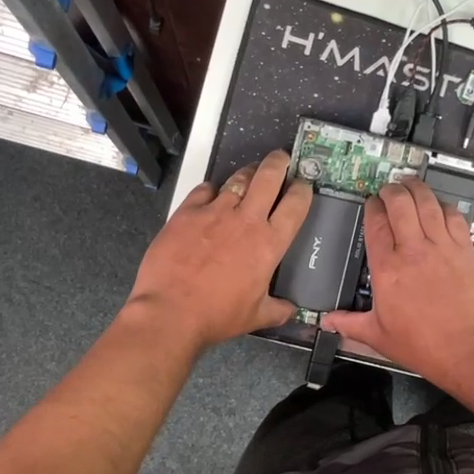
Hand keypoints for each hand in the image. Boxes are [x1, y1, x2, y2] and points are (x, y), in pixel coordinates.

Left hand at [124, 151, 312, 346]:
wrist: (171, 311)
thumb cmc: (217, 315)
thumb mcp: (256, 315)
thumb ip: (277, 309)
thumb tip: (290, 310)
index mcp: (269, 244)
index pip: (295, 205)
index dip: (302, 190)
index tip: (303, 186)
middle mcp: (246, 220)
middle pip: (269, 176)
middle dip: (278, 162)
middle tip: (281, 158)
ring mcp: (215, 212)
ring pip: (238, 178)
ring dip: (248, 173)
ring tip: (251, 173)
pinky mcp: (187, 212)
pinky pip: (204, 190)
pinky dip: (212, 189)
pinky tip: (212, 194)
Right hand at [323, 178, 473, 380]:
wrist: (464, 348)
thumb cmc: (419, 344)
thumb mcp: (377, 335)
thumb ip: (349, 323)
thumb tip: (325, 322)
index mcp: (387, 268)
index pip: (376, 224)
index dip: (372, 207)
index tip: (371, 203)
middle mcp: (413, 250)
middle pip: (400, 204)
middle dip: (392, 191)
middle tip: (390, 190)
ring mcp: (442, 247)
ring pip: (428, 203)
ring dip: (417, 189)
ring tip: (411, 184)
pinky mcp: (465, 249)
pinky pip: (454, 216)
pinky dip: (445, 206)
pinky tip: (439, 206)